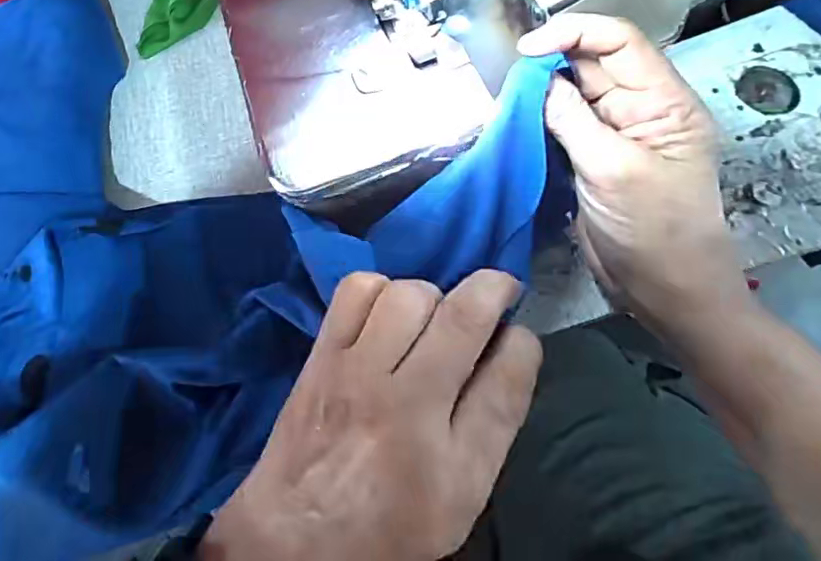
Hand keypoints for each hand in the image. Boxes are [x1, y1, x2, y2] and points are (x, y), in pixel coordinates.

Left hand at [202, 271, 541, 560]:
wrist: (298, 531)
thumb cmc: (391, 517)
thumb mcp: (460, 494)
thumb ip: (493, 419)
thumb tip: (515, 347)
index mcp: (449, 458)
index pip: (505, 376)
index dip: (522, 341)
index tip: (519, 333)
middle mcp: (404, 402)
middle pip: (462, 317)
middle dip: (493, 289)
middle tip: (499, 291)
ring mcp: (357, 369)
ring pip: (410, 294)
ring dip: (434, 295)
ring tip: (434, 314)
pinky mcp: (323, 352)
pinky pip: (357, 289)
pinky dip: (381, 288)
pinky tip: (387, 311)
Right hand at [516, 14, 747, 326]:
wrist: (666, 294)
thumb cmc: (657, 233)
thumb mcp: (614, 170)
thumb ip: (573, 119)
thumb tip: (539, 81)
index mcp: (665, 101)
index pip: (620, 41)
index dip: (575, 32)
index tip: (530, 48)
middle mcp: (641, 107)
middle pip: (593, 62)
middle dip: (552, 61)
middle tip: (512, 77)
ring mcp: (616, 131)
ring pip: (573, 90)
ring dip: (542, 89)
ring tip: (510, 96)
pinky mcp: (593, 153)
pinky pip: (563, 120)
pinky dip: (539, 115)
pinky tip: (518, 117)